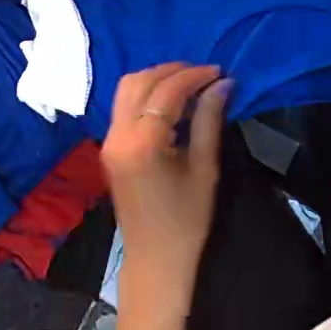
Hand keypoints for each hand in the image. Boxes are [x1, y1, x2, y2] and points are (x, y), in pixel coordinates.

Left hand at [103, 63, 231, 312]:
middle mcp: (118, 135)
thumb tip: (222, 85)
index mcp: (142, 142)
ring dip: (156, 79)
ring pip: (126, 89)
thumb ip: (209, 120)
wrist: (155, 259)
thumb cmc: (187, 220)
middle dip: (173, 71)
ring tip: (190, 83)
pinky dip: (146, 94)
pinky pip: (123, 106)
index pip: (166, 91)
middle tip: (205, 74)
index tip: (220, 72)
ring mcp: (108, 141)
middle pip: (139, 81)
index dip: (194, 76)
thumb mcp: (205, 168)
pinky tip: (171, 101)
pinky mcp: (108, 147)